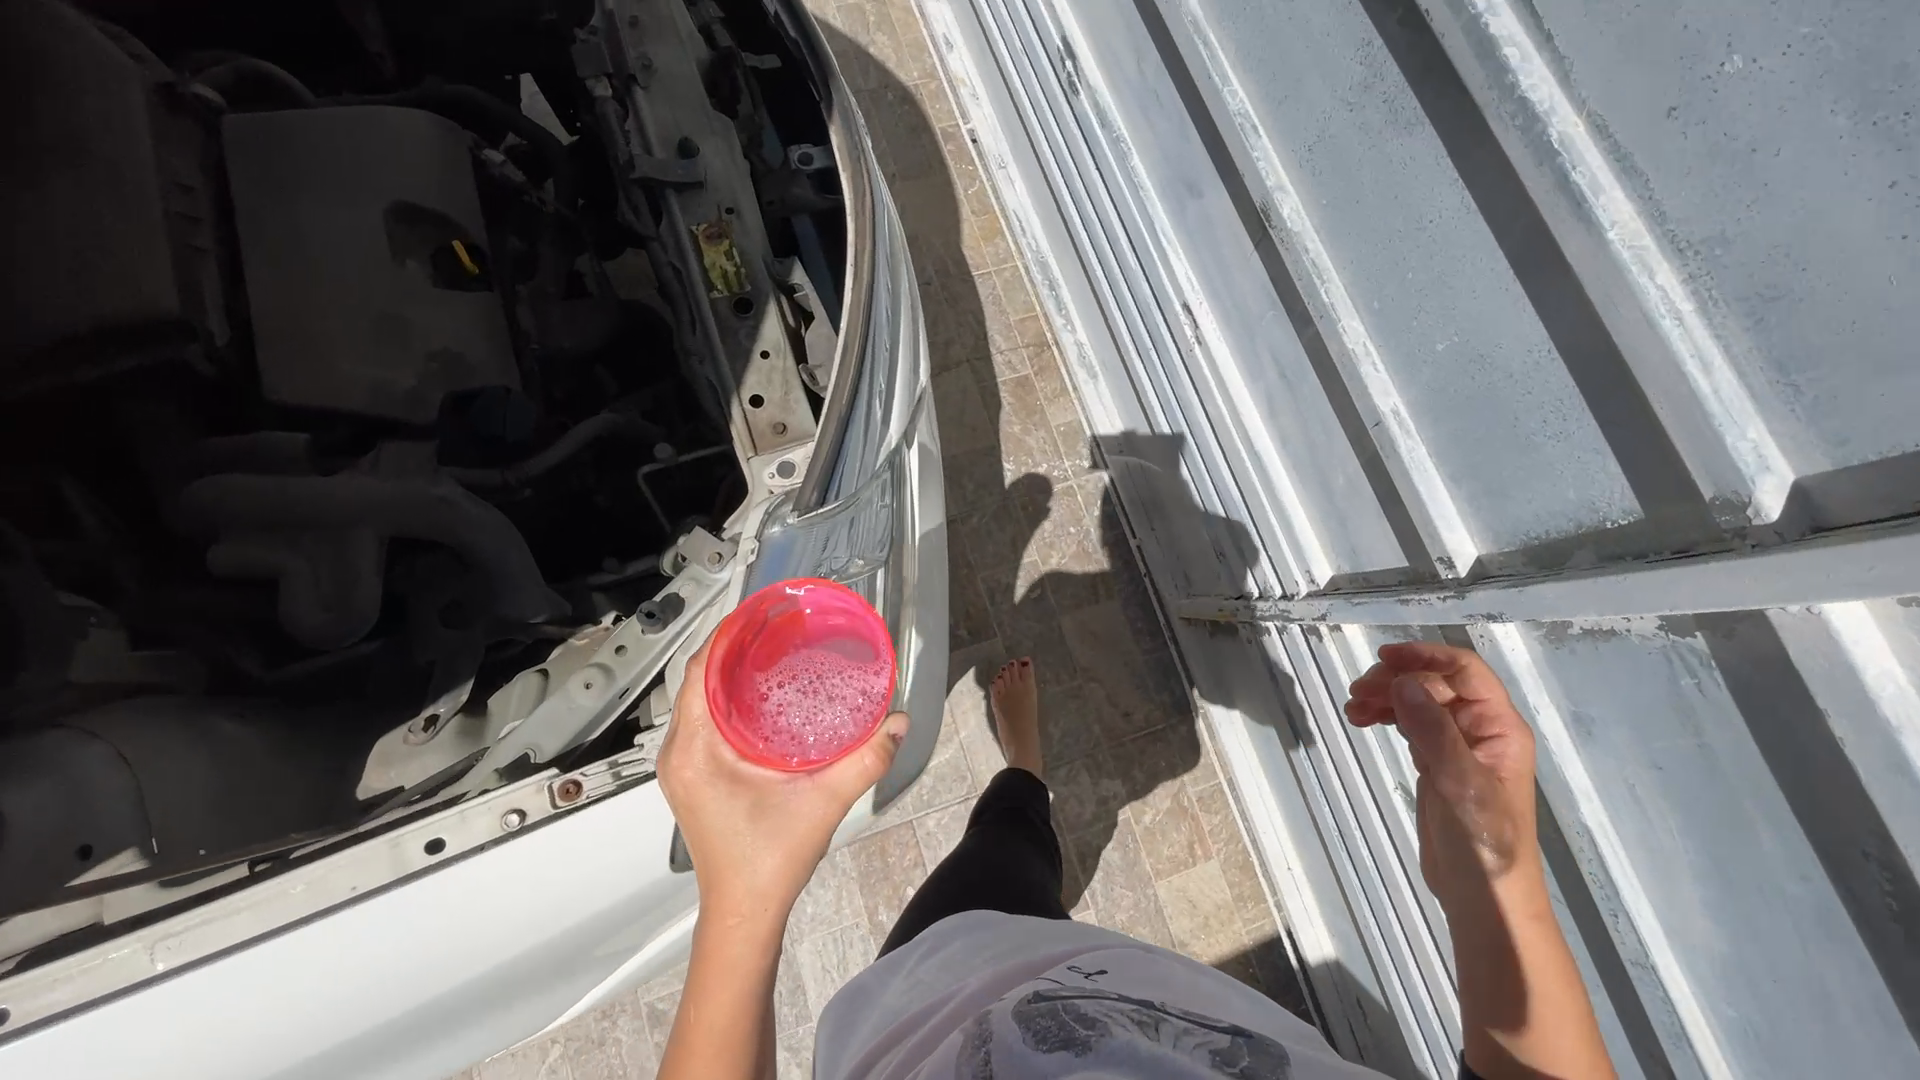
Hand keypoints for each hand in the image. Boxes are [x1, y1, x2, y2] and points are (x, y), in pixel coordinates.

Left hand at [656, 636, 909, 924]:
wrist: (744, 913)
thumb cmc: (770, 860)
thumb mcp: (822, 804)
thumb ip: (865, 761)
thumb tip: (899, 721)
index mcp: (695, 751)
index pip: (698, 671)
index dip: (725, 635)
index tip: (760, 612)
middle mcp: (678, 753)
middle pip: (697, 680)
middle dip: (733, 648)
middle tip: (778, 628)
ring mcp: (682, 766)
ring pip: (698, 700)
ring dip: (729, 672)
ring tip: (773, 651)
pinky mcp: (693, 777)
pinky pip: (703, 720)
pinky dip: (727, 697)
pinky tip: (764, 694)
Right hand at [1344, 642, 1541, 913]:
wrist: (1483, 898)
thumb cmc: (1483, 843)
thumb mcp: (1460, 784)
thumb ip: (1433, 730)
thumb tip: (1402, 682)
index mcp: (1499, 727)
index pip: (1464, 671)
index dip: (1425, 656)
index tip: (1381, 659)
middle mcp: (1481, 730)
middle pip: (1436, 683)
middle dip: (1396, 679)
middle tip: (1356, 693)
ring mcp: (1458, 747)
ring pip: (1419, 701)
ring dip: (1385, 696)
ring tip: (1352, 709)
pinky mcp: (1437, 764)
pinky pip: (1410, 724)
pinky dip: (1385, 716)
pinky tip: (1362, 721)